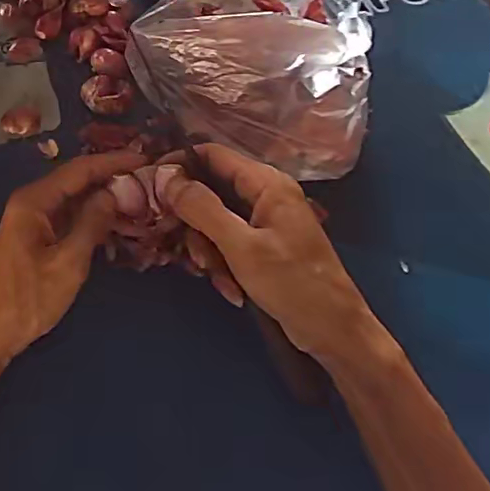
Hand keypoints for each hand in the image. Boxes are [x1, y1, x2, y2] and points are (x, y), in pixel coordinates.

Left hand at [0, 151, 145, 370]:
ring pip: (72, 198)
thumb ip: (92, 224)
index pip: (78, 170)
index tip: (142, 157)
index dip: (111, 162)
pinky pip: (67, 215)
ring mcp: (31, 219)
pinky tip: (114, 219)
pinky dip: (90, 214)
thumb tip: (112, 193)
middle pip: (74, 180)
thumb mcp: (68, 262)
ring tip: (138, 193)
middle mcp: (31, 202)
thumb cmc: (29, 298)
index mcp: (33, 201)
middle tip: (146, 174)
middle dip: (108, 175)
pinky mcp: (36, 236)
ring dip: (101, 195)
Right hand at [157, 144, 378, 365]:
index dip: (179, 165)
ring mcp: (263, 219)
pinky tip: (230, 288)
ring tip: (217, 278)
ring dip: (207, 250)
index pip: (211, 154)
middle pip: (208, 190)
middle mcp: (263, 194)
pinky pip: (225, 240)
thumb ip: (201, 207)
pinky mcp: (261, 243)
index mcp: (265, 183)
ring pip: (212, 219)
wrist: (337, 337)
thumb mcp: (240, 246)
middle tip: (190, 251)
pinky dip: (222, 262)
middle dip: (194, 223)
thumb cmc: (294, 286)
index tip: (152, 187)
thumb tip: (164, 176)